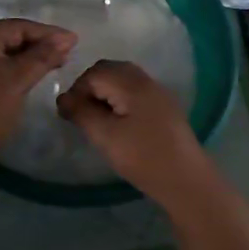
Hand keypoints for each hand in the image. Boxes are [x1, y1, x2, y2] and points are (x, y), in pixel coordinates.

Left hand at [0, 19, 75, 170]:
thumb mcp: (17, 81)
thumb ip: (41, 57)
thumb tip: (65, 39)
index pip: (16, 27)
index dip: (46, 32)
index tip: (74, 41)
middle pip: (7, 40)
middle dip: (38, 45)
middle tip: (66, 55)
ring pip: (1, 58)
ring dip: (28, 60)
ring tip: (52, 67)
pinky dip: (14, 73)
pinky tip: (28, 83)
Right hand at [57, 60, 219, 206]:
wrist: (185, 179)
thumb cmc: (143, 157)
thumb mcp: (105, 136)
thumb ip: (81, 112)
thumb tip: (63, 98)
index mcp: (132, 84)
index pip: (95, 73)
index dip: (77, 90)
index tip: (68, 114)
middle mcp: (146, 80)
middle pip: (109, 69)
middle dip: (90, 86)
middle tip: (79, 113)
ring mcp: (158, 92)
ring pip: (123, 78)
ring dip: (104, 91)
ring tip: (95, 118)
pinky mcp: (164, 106)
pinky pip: (134, 90)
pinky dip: (118, 97)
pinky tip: (116, 121)